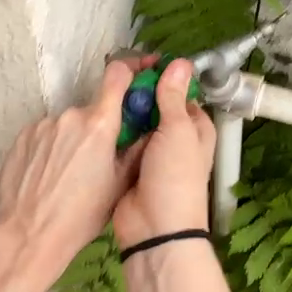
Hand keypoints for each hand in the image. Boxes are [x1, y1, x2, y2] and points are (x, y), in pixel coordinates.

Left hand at [0, 58, 144, 286]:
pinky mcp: (21, 137)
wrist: (29, 235)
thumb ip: (137, 150)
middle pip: (91, 110)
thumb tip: (149, 128)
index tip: (137, 73)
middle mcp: (69, 116)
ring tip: (68, 174)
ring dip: (73, 139)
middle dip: (98, 127)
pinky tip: (49, 175)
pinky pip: (45, 134)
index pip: (117, 75)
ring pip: (67, 124)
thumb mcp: (119, 186)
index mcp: (99, 124)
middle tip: (97, 159)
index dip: (130, 70)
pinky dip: (51, 147)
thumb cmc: (81, 216)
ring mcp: (42, 125)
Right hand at [114, 59, 216, 248]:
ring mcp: (150, 152)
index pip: (181, 92)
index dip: (164, 77)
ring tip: (103, 89)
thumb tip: (180, 62)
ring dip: (122, 109)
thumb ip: (173, 97)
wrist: (154, 229)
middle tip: (115, 72)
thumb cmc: (175, 178)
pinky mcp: (128, 164)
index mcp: (196, 128)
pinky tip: (96, 114)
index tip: (142, 61)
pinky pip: (120, 139)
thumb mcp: (178, 131)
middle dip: (138, 92)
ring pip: (135, 121)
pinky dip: (111, 129)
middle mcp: (175, 137)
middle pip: (156, 105)